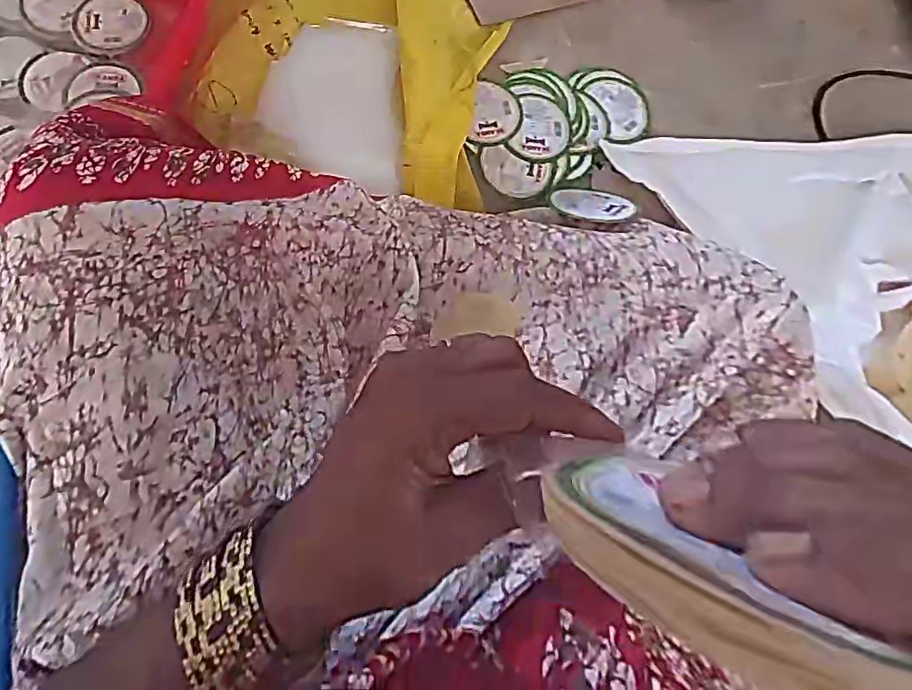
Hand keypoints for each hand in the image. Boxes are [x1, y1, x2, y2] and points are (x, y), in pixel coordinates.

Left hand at [256, 337, 620, 652]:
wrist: (302, 556)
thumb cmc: (366, 554)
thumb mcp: (443, 540)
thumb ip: (507, 498)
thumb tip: (561, 476)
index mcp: (421, 406)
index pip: (514, 393)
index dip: (568, 413)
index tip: (609, 436)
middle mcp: (411, 371)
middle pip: (501, 360)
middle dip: (543, 399)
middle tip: (567, 449)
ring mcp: (400, 370)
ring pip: (481, 356)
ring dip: (516, 390)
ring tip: (533, 445)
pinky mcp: (396, 379)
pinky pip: (458, 366)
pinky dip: (488, 390)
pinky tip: (493, 435)